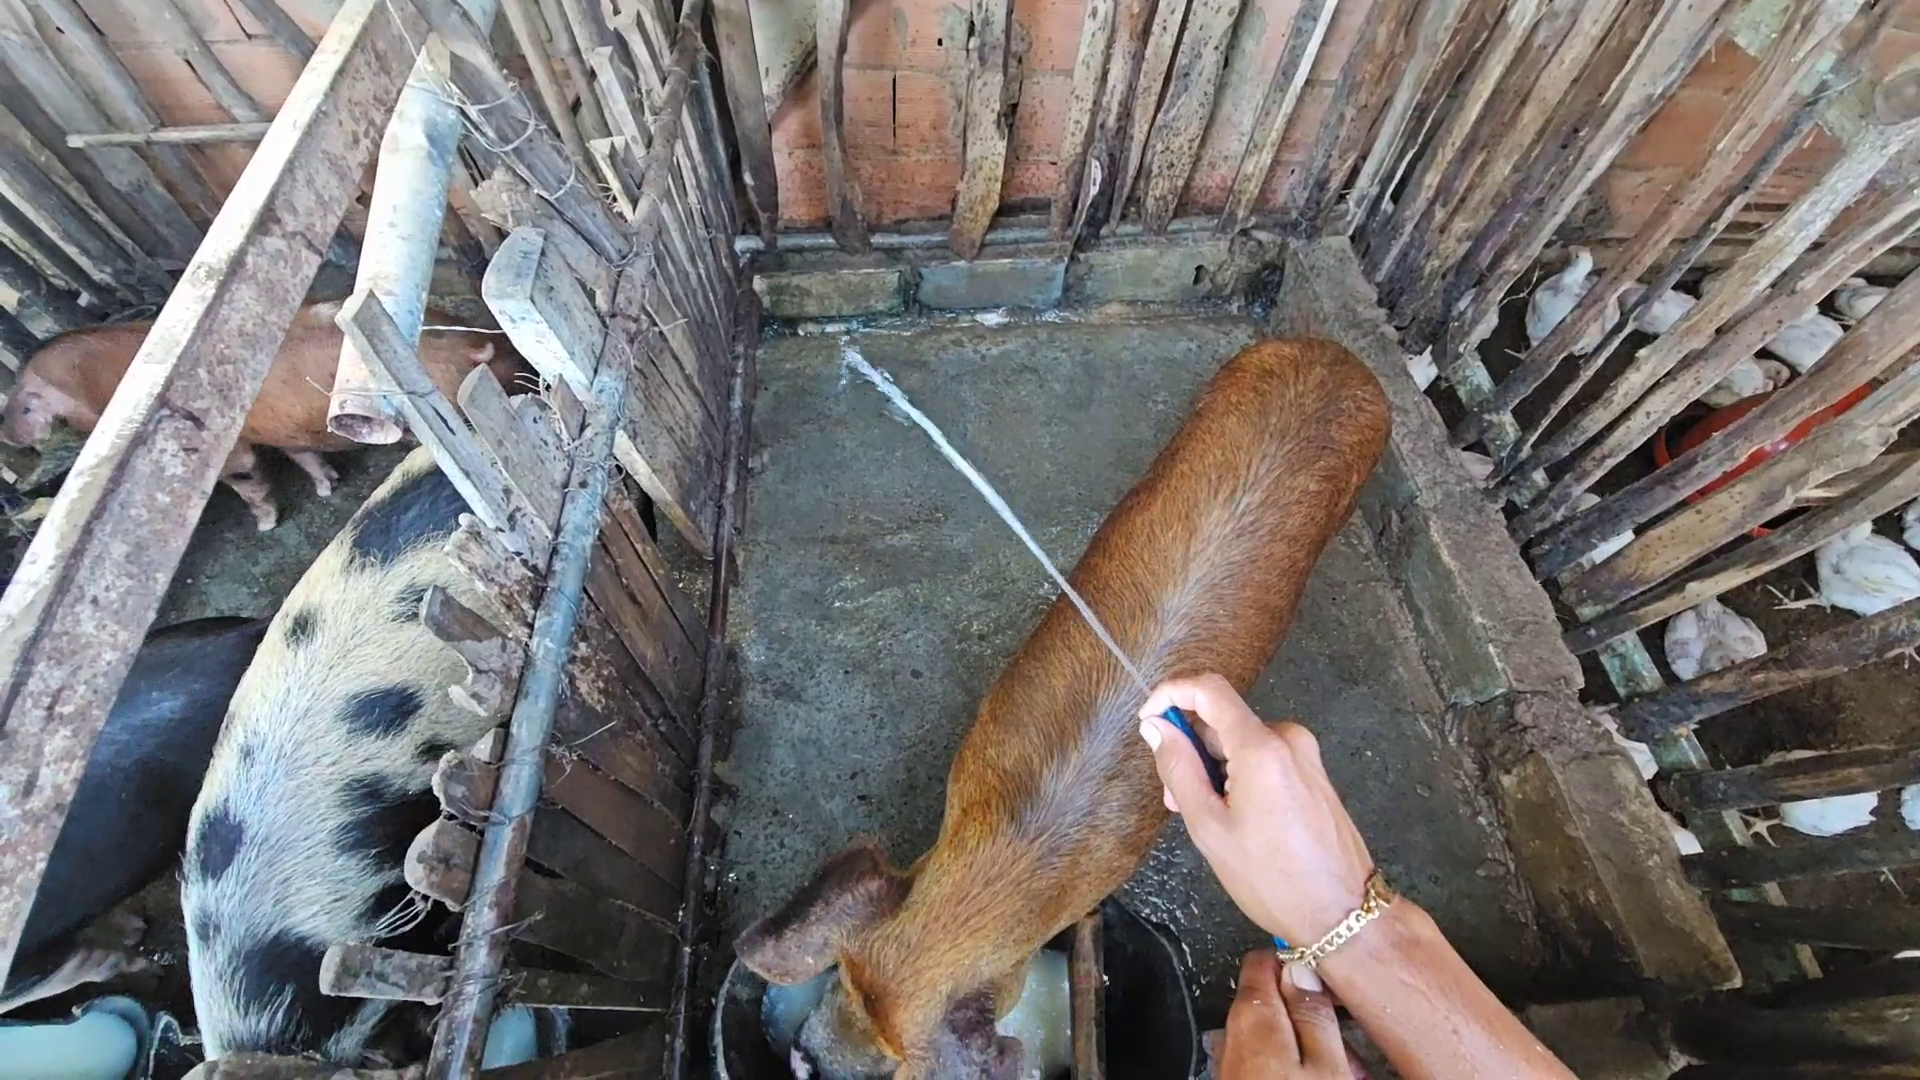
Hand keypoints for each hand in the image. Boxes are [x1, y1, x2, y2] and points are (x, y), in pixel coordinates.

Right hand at [1138, 674, 1374, 945]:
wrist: (1346, 917)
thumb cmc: (1271, 877)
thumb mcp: (1209, 826)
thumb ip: (1178, 767)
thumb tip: (1155, 726)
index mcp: (1261, 746)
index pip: (1208, 687)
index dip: (1170, 693)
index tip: (1148, 721)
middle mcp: (1286, 737)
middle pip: (1221, 720)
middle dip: (1189, 748)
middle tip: (1174, 796)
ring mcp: (1303, 754)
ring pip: (1238, 741)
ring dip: (1211, 767)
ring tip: (1202, 815)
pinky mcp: (1311, 771)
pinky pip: (1260, 756)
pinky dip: (1235, 774)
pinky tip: (1231, 815)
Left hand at [1216, 950, 1354, 1079]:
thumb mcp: (1325, 1067)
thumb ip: (1313, 1015)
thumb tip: (1301, 969)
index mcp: (1252, 1013)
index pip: (1265, 960)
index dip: (1299, 963)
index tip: (1330, 980)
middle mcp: (1234, 1029)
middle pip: (1275, 1000)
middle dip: (1314, 1014)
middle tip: (1352, 1041)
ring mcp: (1234, 1058)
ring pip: (1279, 1035)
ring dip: (1313, 1045)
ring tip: (1351, 1070)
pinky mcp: (1240, 1078)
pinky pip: (1272, 1060)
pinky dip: (1298, 1066)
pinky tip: (1322, 1079)